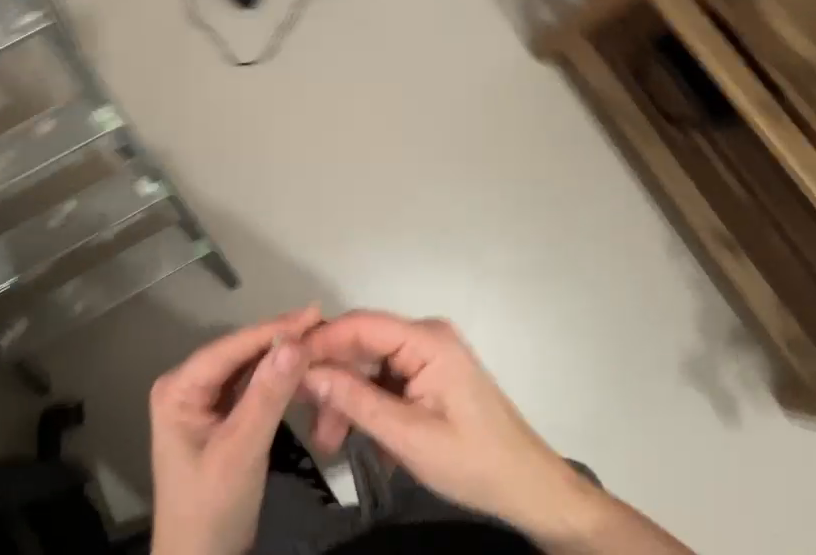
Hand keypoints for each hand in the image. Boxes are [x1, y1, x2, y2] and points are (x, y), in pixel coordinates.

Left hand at [149, 306, 319, 554]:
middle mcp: (186, 387)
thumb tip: (294, 343)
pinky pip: (247, 390)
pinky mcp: (218, 421)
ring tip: (316, 338)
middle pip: (237, 355)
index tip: (312, 313)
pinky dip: (273, 381)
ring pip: (245, 370)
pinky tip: (297, 369)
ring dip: (278, 358)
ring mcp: (201, 404)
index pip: (229, 349)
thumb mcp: (241, 451)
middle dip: (277, 340)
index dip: (271, 329)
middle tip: (322, 323)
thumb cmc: (212, 507)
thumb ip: (267, 397)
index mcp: (178, 388)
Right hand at [300, 311, 605, 545]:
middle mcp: (425, 336)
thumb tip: (307, 373)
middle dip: (331, 381)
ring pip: (367, 366)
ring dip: (345, 401)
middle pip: (360, 346)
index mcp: (427, 340)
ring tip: (329, 442)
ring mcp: (426, 355)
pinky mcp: (426, 374)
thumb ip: (356, 400)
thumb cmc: (474, 462)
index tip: (285, 368)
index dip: (319, 343)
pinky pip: (382, 380)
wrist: (530, 490)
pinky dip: (366, 406)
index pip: (358, 325)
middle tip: (307, 419)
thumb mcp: (408, 437)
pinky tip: (356, 437)